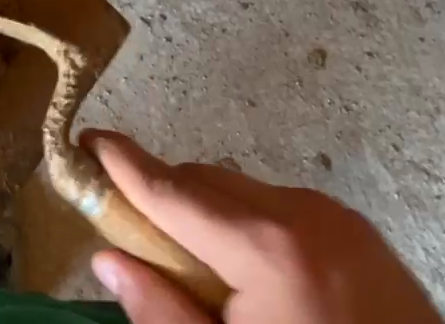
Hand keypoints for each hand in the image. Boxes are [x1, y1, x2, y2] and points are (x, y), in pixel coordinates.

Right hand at [81, 131, 443, 323]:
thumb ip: (163, 316)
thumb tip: (109, 262)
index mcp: (267, 250)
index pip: (171, 190)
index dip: (122, 163)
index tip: (85, 139)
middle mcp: (301, 213)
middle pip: (203, 180)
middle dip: (163, 195)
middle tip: (135, 231)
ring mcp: (337, 218)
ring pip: (240, 189)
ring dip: (206, 210)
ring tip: (202, 266)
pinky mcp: (359, 232)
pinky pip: (279, 205)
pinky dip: (249, 222)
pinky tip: (252, 272)